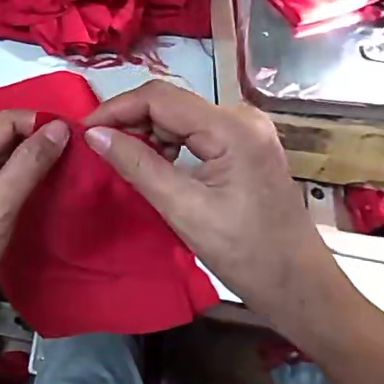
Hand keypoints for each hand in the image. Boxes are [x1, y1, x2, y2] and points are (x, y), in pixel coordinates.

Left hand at [0, 112, 68, 355]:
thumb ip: (28, 164)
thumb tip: (61, 127)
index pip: (3, 122)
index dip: (41, 123)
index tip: (81, 135)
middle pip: (6, 136)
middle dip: (42, 140)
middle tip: (83, 151)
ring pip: (9, 158)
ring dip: (39, 160)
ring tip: (76, 166)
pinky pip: (7, 180)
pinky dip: (31, 180)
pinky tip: (56, 185)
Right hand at [81, 82, 341, 323]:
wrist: (299, 285)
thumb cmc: (246, 254)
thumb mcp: (184, 210)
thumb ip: (138, 166)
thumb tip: (94, 135)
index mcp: (232, 127)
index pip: (160, 98)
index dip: (117, 109)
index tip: (83, 131)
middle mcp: (242, 116)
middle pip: (171, 103)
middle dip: (131, 121)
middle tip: (98, 149)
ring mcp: (247, 129)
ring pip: (182, 117)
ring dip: (149, 134)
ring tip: (123, 161)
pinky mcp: (246, 144)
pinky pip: (197, 132)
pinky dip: (170, 144)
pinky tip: (155, 166)